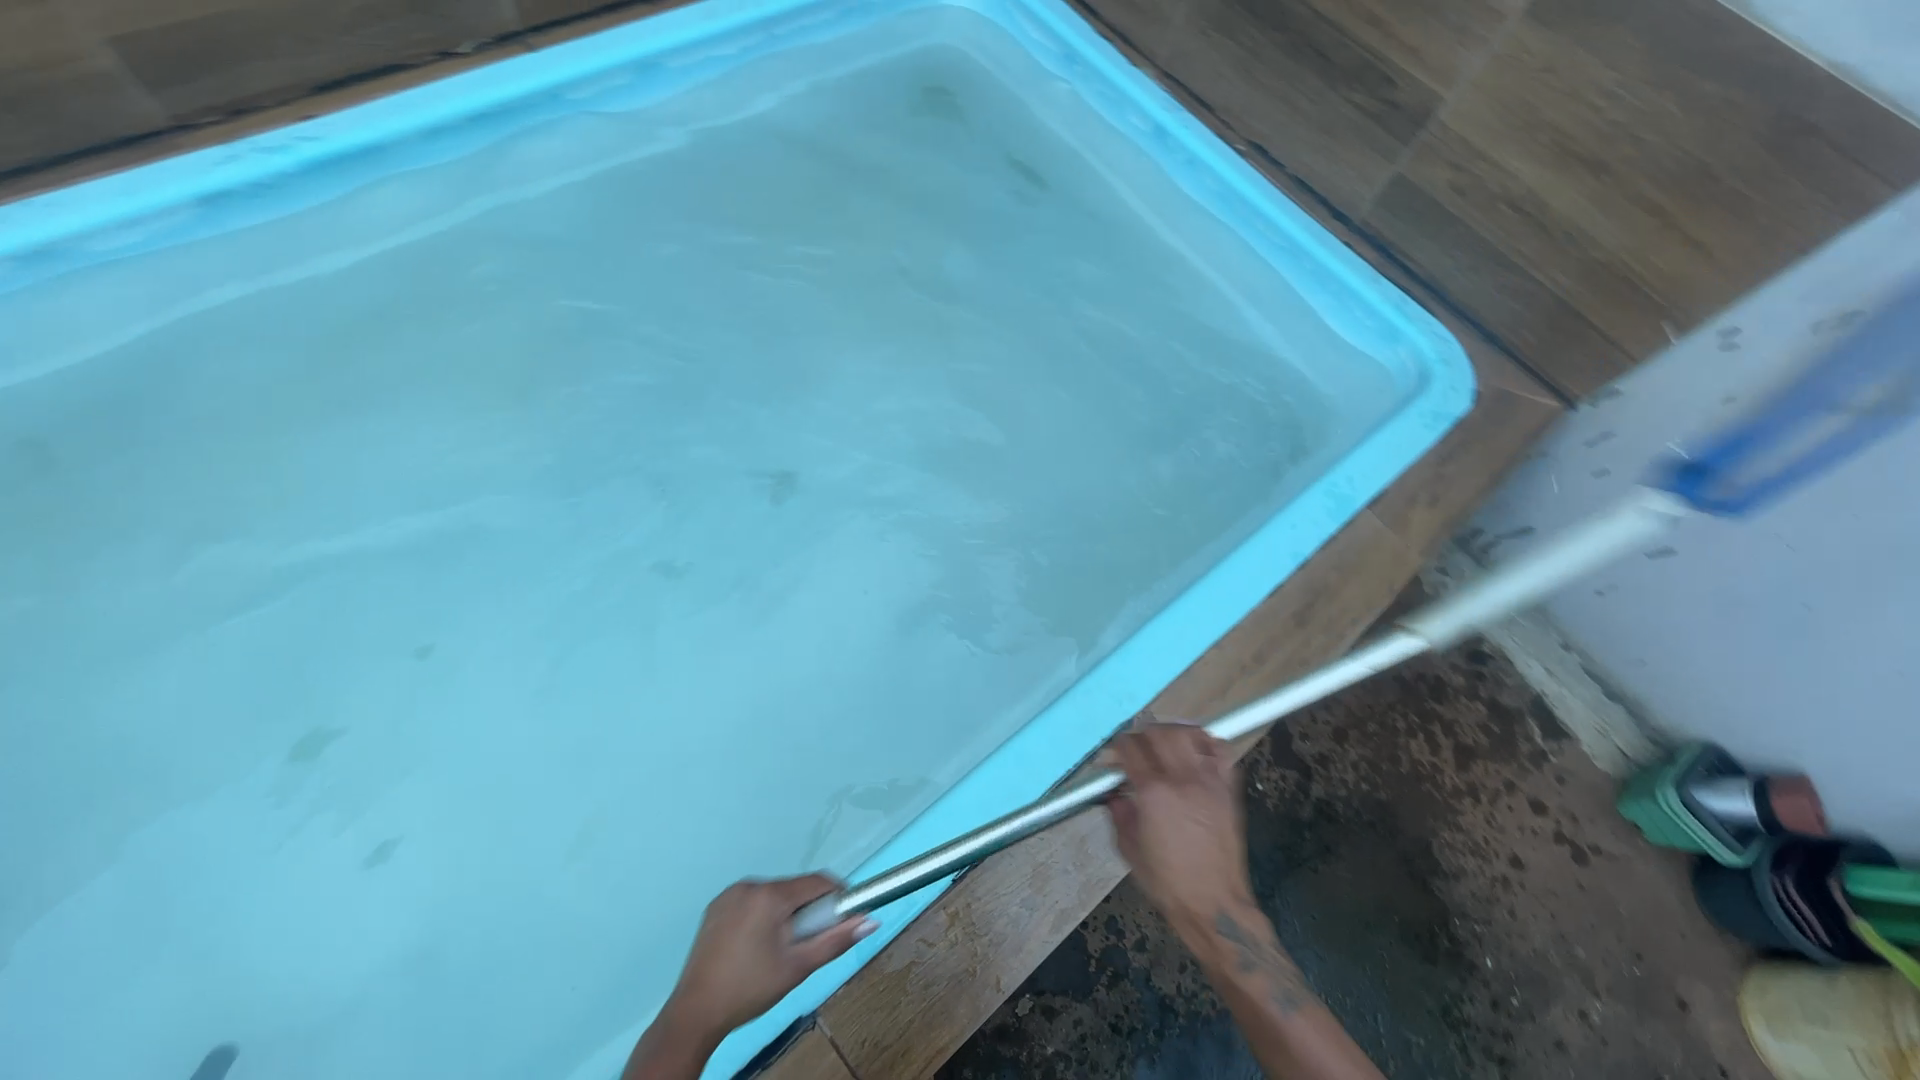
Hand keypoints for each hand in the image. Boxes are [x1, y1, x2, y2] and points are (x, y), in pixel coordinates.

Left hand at [666, 874, 876, 1037]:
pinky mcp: (715, 907)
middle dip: (808, 911)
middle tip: (806, 946)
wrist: (696, 1013)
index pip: (817, 882)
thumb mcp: (799, 967)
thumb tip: (871, 921)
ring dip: (785, 914)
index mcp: (770, 896)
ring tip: (779, 951)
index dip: (837, 897)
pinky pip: (752, 902)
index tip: (844, 920)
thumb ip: (836, 940)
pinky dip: (763, 917)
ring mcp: (728, 895)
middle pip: (794, 889)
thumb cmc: (752, 989)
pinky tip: (756, 948)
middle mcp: (748, 886)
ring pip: (773, 896)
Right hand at [1105, 724, 1254, 940]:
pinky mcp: (1229, 790)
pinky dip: (1207, 743)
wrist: (1214, 904)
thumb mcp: (1129, 849)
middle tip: (1136, 746)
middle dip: (1142, 734)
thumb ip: (1120, 814)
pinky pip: (1221, 752)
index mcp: (1153, 793)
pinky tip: (1195, 751)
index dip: (1118, 747)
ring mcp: (1210, 782)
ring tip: (1164, 741)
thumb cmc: (1168, 883)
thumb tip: (1116, 794)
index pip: (1131, 748)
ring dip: (1173, 732)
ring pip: (1192, 734)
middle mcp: (1182, 779)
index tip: (1113, 756)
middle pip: (1160, 733)